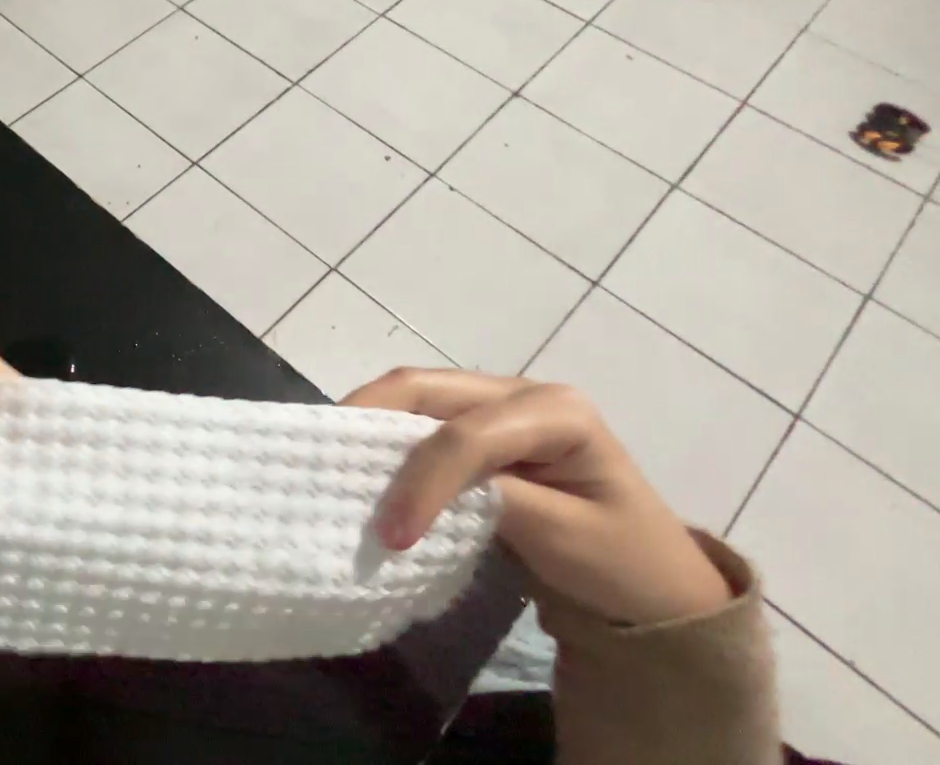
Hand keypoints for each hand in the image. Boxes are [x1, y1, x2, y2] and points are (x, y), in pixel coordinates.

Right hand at [343, 368, 731, 626]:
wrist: (653, 588)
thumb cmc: (621, 564)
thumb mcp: (564, 538)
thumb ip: (492, 500)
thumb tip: (416, 489)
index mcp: (556, 411)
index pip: (467, 435)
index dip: (420, 478)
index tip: (390, 534)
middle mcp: (519, 392)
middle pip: (425, 388)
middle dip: (369, 415)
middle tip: (323, 452)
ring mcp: (493, 405)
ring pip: (413, 396)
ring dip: (370, 423)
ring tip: (333, 455)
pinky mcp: (474, 427)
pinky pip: (416, 418)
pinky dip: (382, 435)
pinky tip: (358, 457)